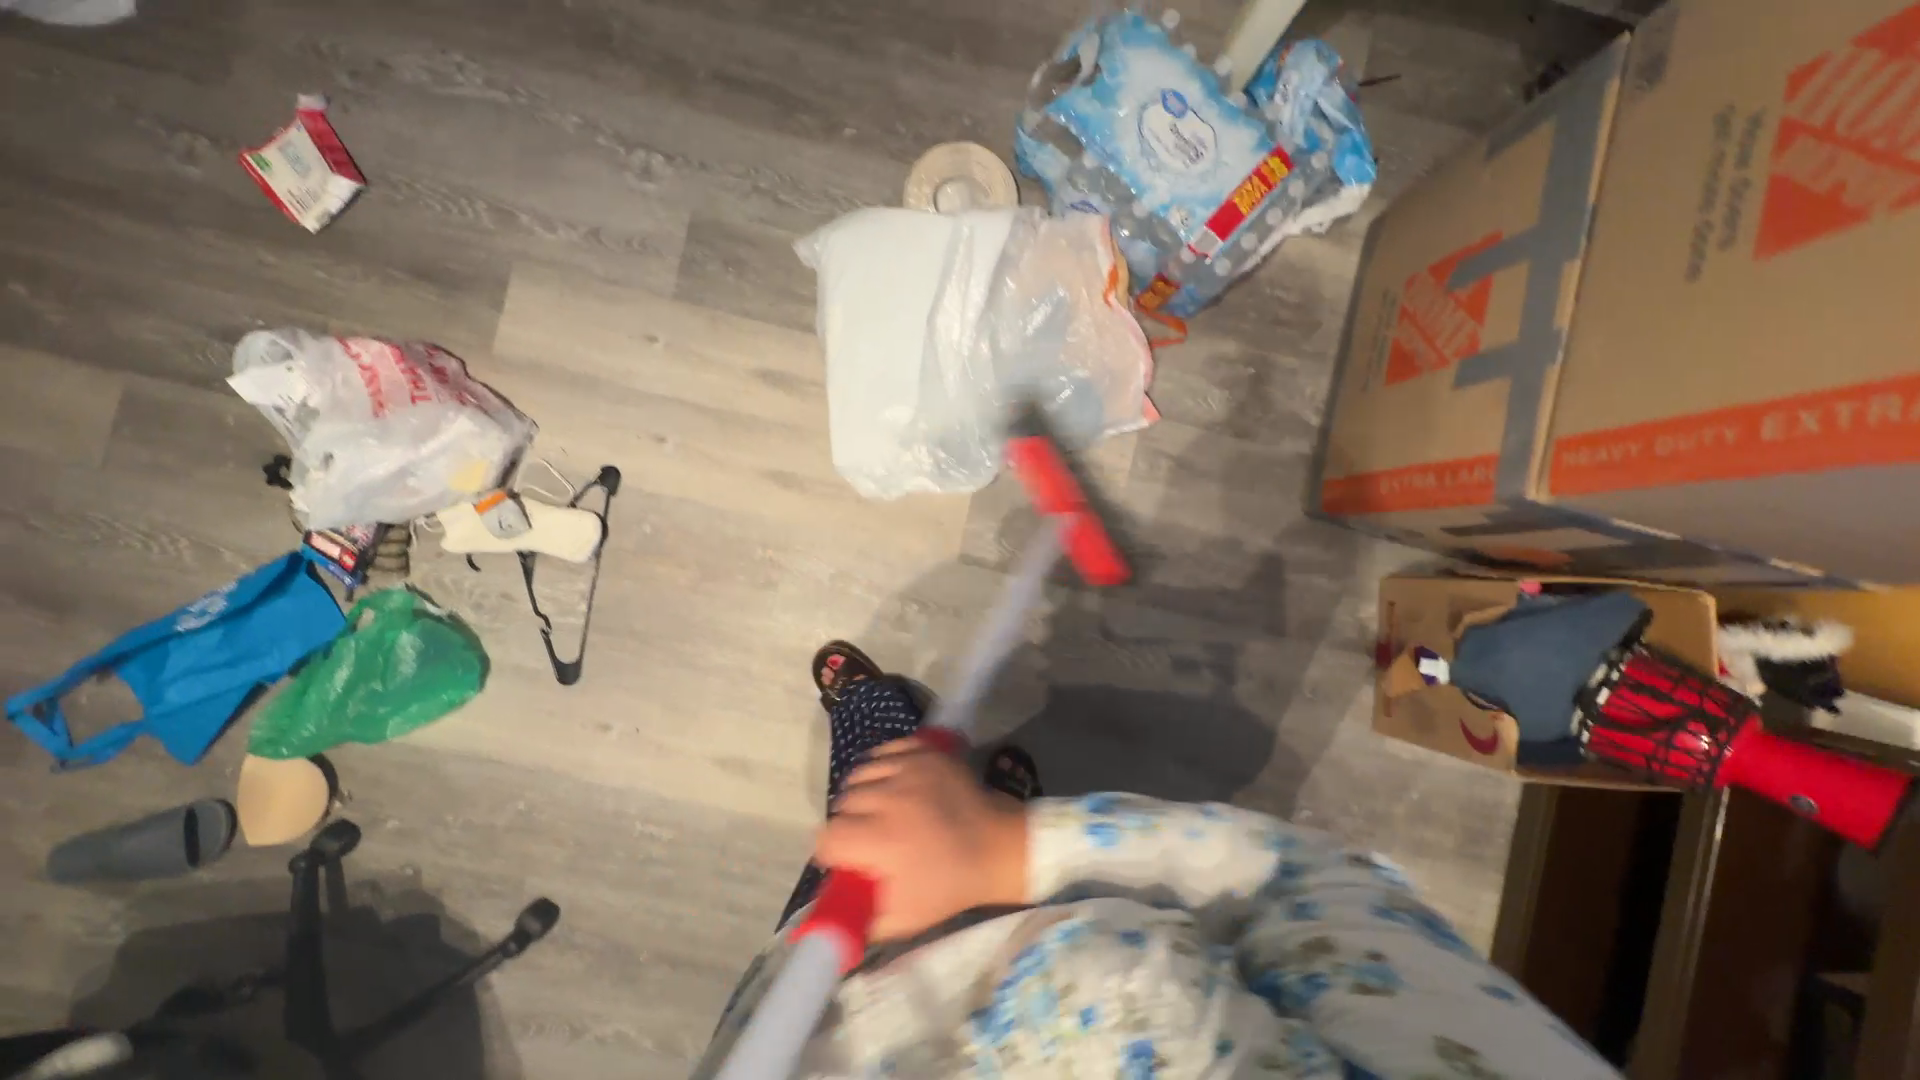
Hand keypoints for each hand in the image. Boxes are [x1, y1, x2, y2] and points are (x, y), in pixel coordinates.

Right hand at [815, 738, 1028, 941]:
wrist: (998, 845)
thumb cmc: (951, 884)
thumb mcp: (904, 918)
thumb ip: (860, 921)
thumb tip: (827, 922)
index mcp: (881, 837)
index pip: (828, 837)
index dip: (831, 852)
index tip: (845, 859)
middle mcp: (888, 796)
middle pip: (842, 804)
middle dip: (848, 823)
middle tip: (866, 838)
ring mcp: (907, 767)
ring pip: (859, 775)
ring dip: (862, 794)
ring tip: (878, 810)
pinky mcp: (923, 750)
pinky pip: (883, 752)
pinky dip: (881, 766)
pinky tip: (891, 785)